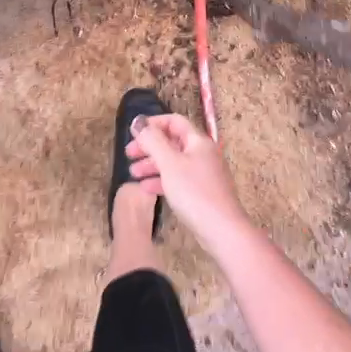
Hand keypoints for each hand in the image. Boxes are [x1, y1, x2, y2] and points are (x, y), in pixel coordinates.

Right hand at [126, 113, 251, 248]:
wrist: (222, 230)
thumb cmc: (194, 192)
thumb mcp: (169, 163)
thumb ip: (152, 141)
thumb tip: (138, 121)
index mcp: (198, 141)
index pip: (174, 122)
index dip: (153, 123)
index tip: (134, 133)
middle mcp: (202, 153)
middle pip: (172, 142)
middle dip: (149, 146)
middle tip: (129, 154)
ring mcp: (203, 174)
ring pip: (173, 162)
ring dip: (152, 164)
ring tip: (133, 173)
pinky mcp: (201, 192)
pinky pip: (178, 179)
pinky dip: (161, 180)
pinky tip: (146, 189)